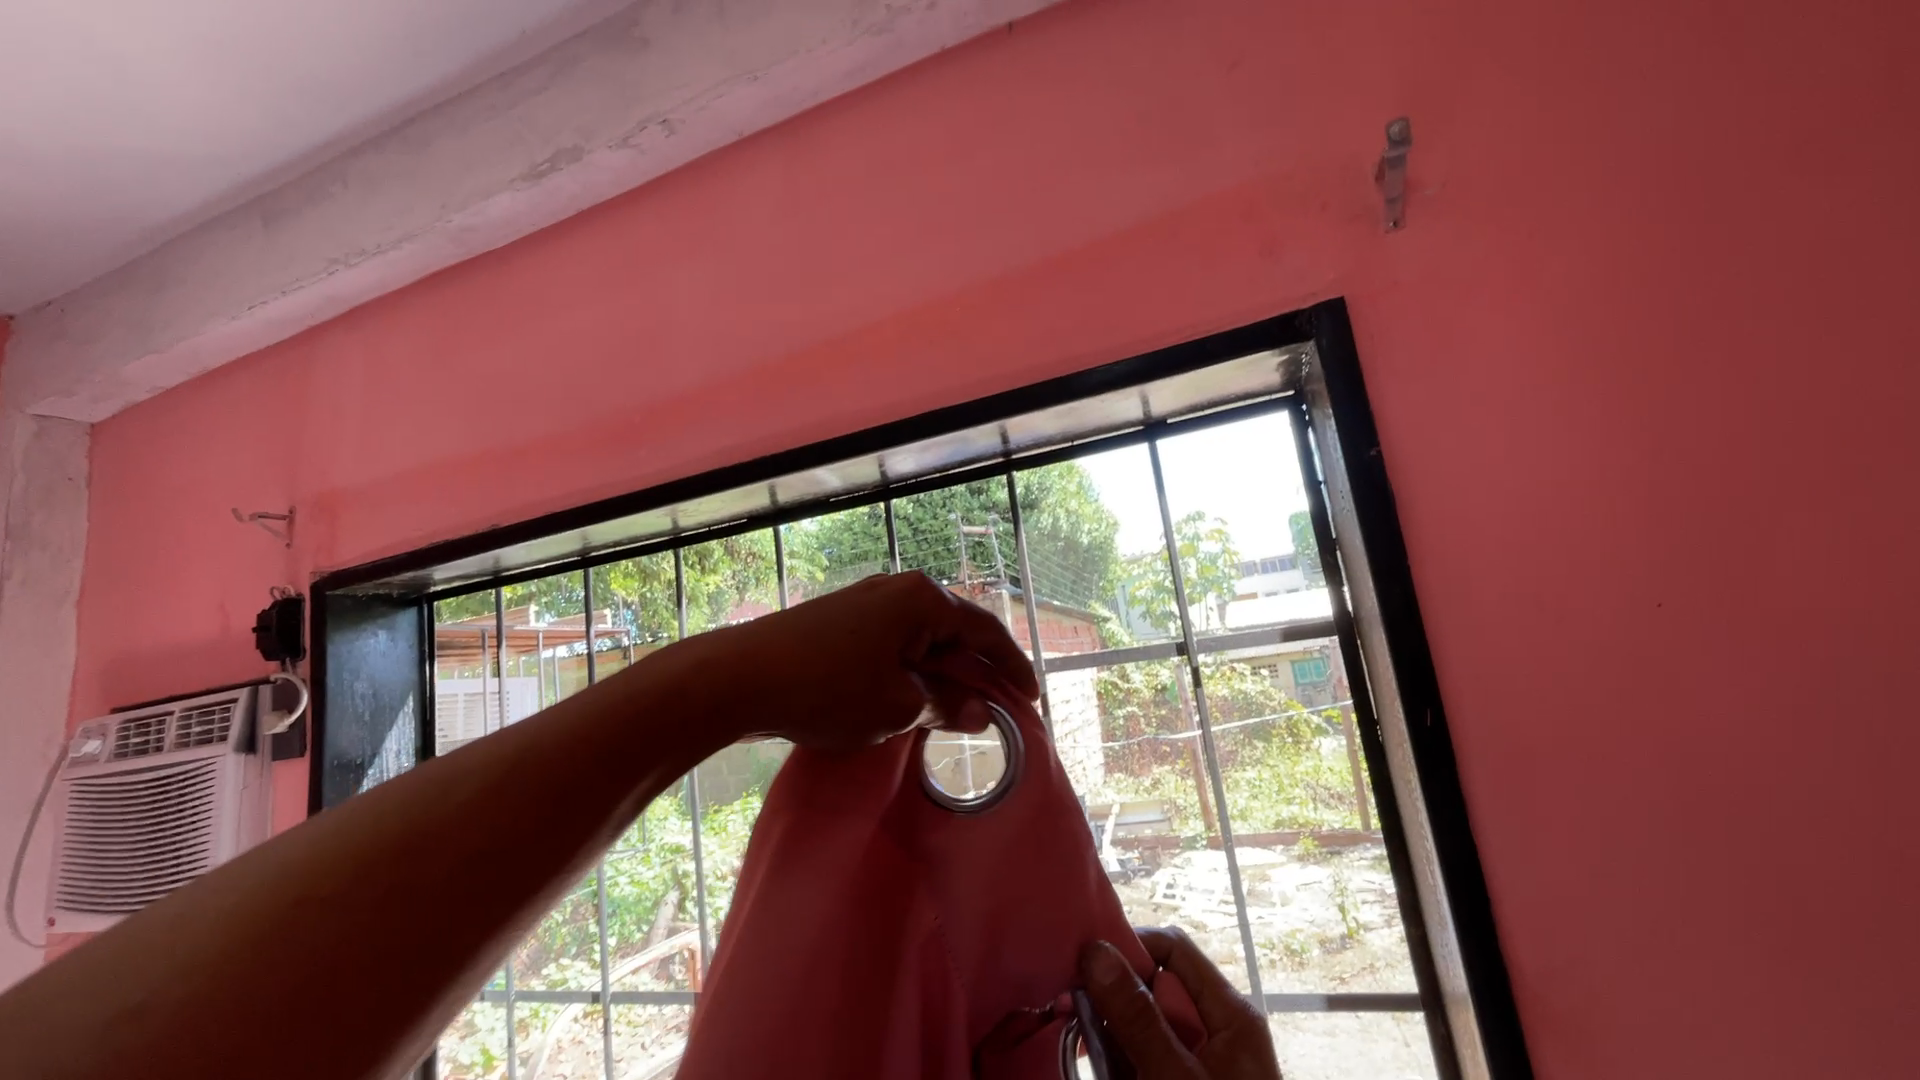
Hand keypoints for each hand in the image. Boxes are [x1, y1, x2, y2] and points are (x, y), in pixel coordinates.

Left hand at [681, 572, 1037, 748]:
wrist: (740, 677)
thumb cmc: (828, 689)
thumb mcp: (897, 705)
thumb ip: (946, 705)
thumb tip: (979, 713)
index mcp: (922, 600)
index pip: (984, 631)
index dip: (1011, 667)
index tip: (1030, 699)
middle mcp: (898, 591)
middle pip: (954, 633)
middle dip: (978, 674)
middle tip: (998, 712)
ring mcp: (867, 604)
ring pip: (922, 642)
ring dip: (944, 676)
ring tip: (959, 714)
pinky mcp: (843, 622)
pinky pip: (894, 646)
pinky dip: (913, 674)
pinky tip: (914, 702)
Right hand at [1081, 929, 1282, 1079]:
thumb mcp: (1175, 1079)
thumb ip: (1137, 1016)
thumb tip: (1095, 950)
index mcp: (1229, 1013)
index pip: (1172, 949)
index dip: (1130, 948)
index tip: (1085, 970)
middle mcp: (1218, 1030)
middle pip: (1154, 989)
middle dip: (1114, 1003)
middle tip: (1076, 1023)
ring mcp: (1202, 1065)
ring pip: (1144, 1028)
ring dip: (1114, 1041)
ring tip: (1091, 1057)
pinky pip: (1147, 1061)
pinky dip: (1125, 1067)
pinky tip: (1110, 1075)